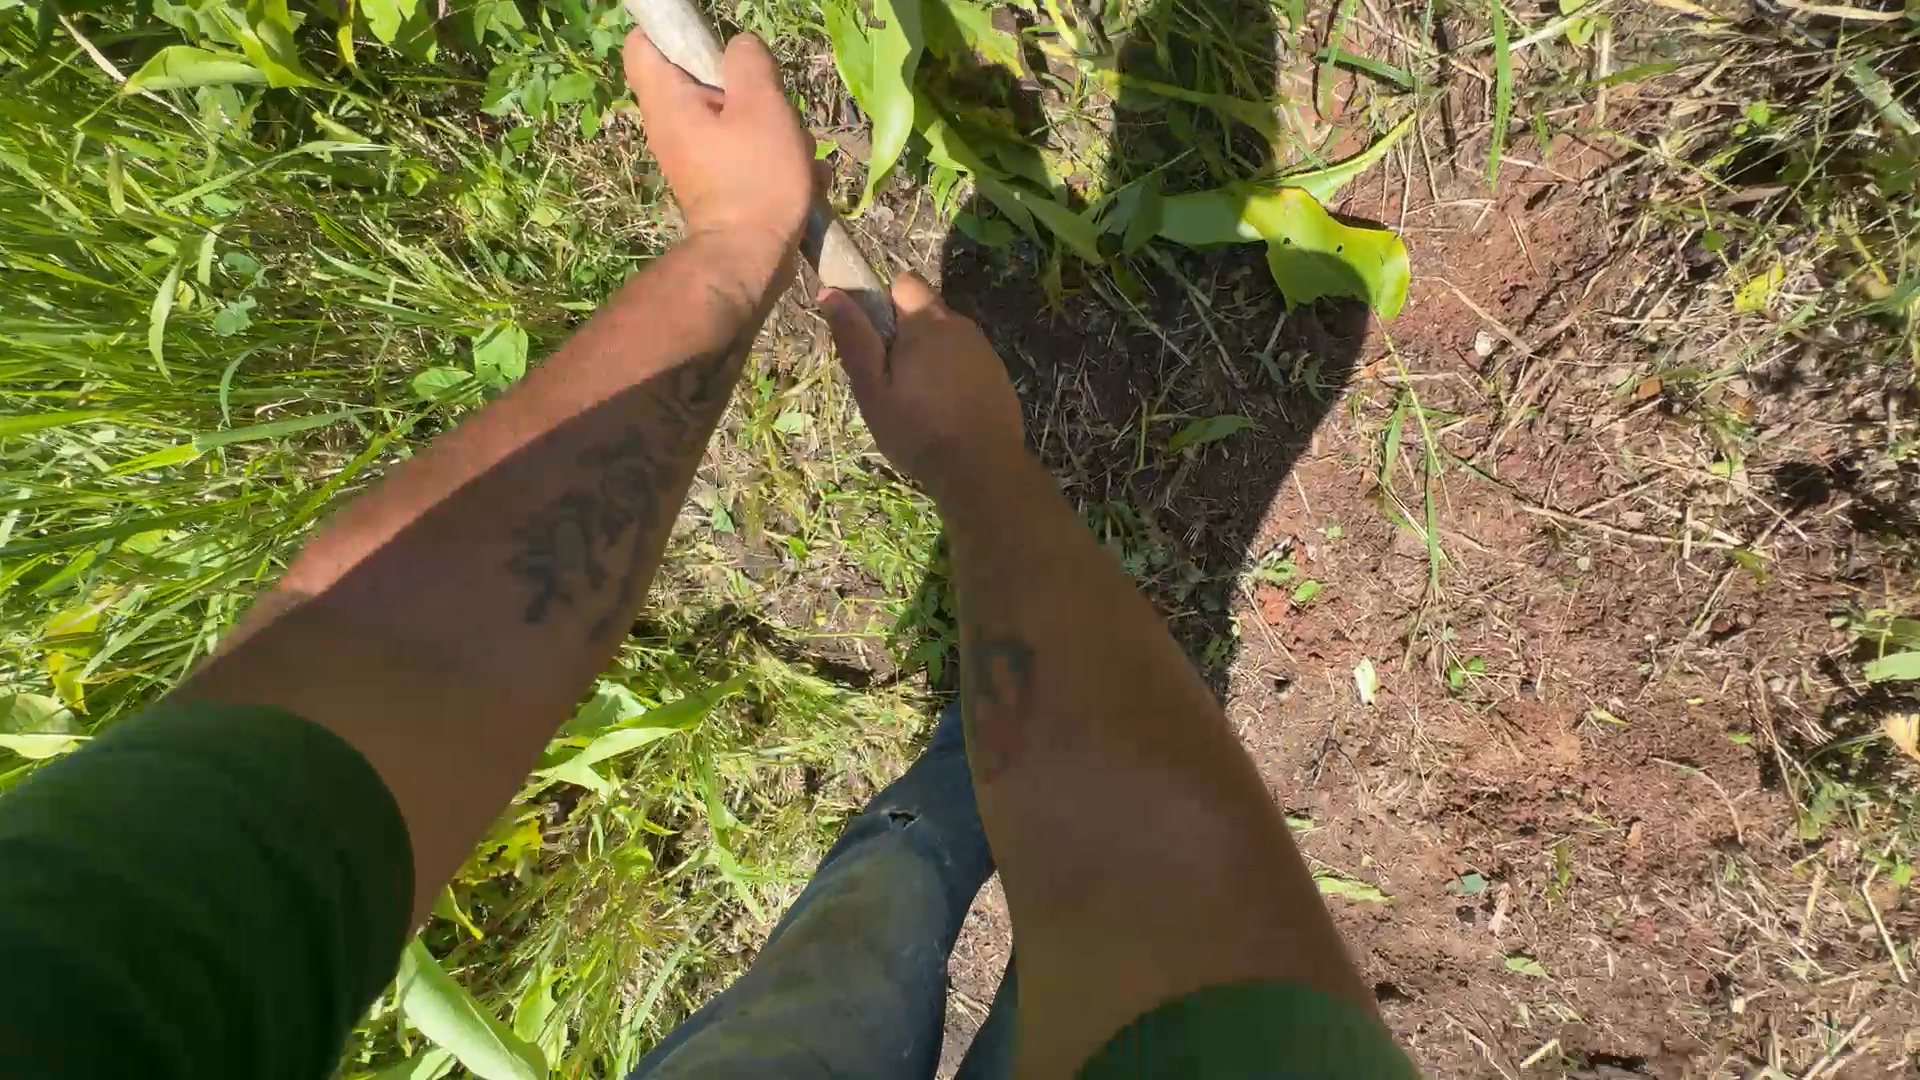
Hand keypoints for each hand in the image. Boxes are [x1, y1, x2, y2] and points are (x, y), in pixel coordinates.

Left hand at [624, 30, 813, 278]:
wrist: (751, 260)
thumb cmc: (754, 179)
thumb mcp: (761, 104)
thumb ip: (749, 61)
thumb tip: (742, 50)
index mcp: (668, 100)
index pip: (645, 42)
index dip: (679, 36)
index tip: (719, 53)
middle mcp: (673, 130)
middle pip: (706, 85)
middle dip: (749, 92)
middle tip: (773, 107)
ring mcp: (698, 164)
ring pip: (737, 126)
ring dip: (776, 133)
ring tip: (802, 152)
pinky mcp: (722, 191)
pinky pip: (748, 162)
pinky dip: (777, 166)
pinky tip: (808, 180)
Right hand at [820, 274, 1027, 499]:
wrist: (980, 468)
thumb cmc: (916, 429)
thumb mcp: (872, 389)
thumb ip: (854, 338)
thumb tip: (830, 292)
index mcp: (926, 323)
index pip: (904, 284)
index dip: (886, 305)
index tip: (878, 341)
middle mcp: (961, 326)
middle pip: (929, 312)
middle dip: (910, 334)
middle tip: (895, 380)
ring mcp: (985, 351)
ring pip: (951, 339)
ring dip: (935, 356)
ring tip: (922, 400)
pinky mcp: (1000, 377)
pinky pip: (970, 363)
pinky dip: (957, 376)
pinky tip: (949, 411)